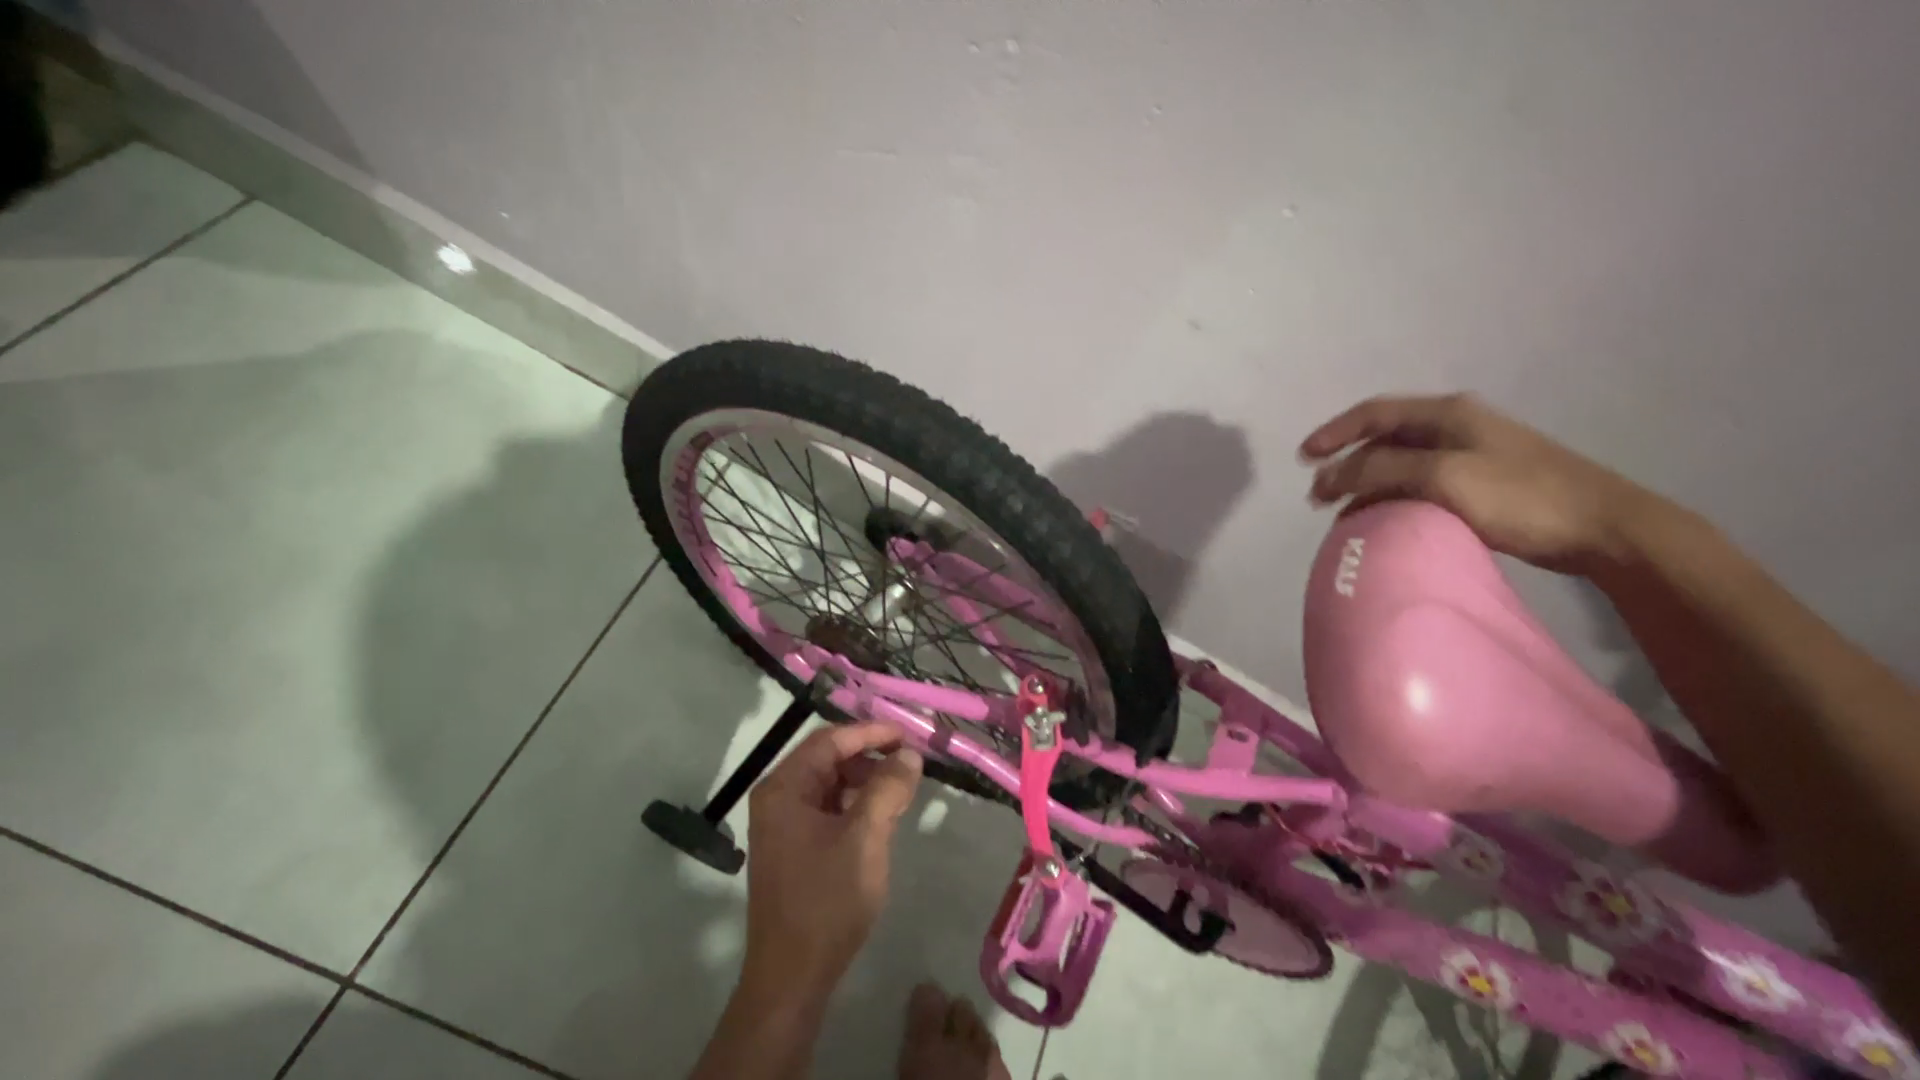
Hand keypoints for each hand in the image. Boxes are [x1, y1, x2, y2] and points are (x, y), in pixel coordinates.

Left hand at [742, 723, 923, 995]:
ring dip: (866, 782)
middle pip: (827, 760)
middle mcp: (777, 800)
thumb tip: (908, 755)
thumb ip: (887, 789)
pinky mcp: (794, 850)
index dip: (871, 732)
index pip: (830, 741)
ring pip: (830, 786)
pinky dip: (856, 807)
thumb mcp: (865, 838)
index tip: (910, 735)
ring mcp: (783, 827)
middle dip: (870, 757)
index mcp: (784, 789)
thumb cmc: (826, 900)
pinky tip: (883, 818)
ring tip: (903, 790)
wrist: (792, 975)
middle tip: (911, 763)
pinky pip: (828, 812)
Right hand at [1299, 393, 1669, 572]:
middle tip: (1318, 496)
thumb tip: (1329, 475)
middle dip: (1346, 463)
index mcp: (1447, 413)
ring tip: (1343, 514)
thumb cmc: (1520, 498)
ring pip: (1402, 462)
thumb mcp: (1443, 478)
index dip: (1333, 433)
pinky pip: (1421, 482)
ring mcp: (1472, 452)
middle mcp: (1456, 425)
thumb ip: (1382, 470)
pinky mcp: (1483, 482)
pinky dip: (1393, 497)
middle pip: (1385, 437)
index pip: (1374, 413)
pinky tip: (1385, 520)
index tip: (1303, 459)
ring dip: (1368, 484)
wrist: (1602, 527)